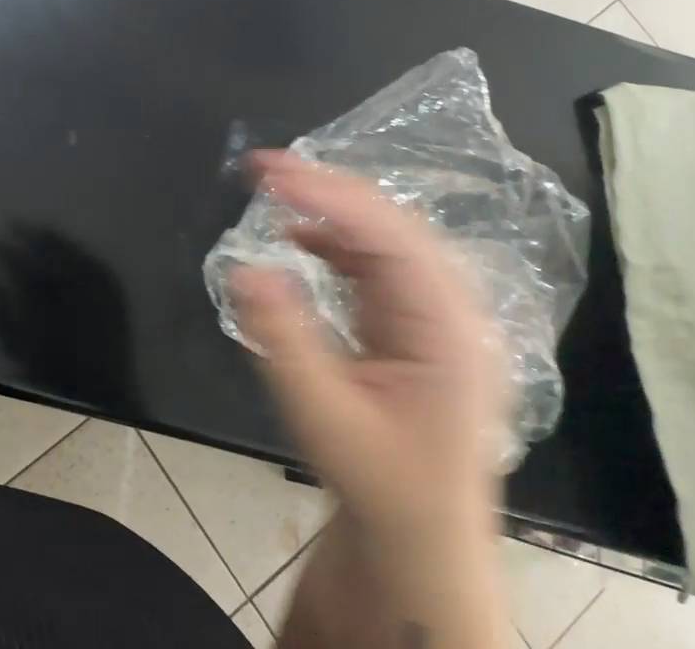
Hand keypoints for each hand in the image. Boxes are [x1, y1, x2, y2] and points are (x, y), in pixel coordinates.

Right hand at [234, 150, 506, 536]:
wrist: (419, 528)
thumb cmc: (377, 475)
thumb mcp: (322, 411)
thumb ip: (283, 338)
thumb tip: (244, 267)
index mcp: (445, 329)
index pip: (390, 240)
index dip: (330, 197)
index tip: (268, 172)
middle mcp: (450, 312)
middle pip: (395, 228)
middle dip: (329, 188)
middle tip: (261, 165)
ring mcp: (436, 317)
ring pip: (386, 241)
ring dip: (330, 209)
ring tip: (273, 185)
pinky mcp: (413, 326)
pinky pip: (377, 265)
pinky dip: (334, 241)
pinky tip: (299, 234)